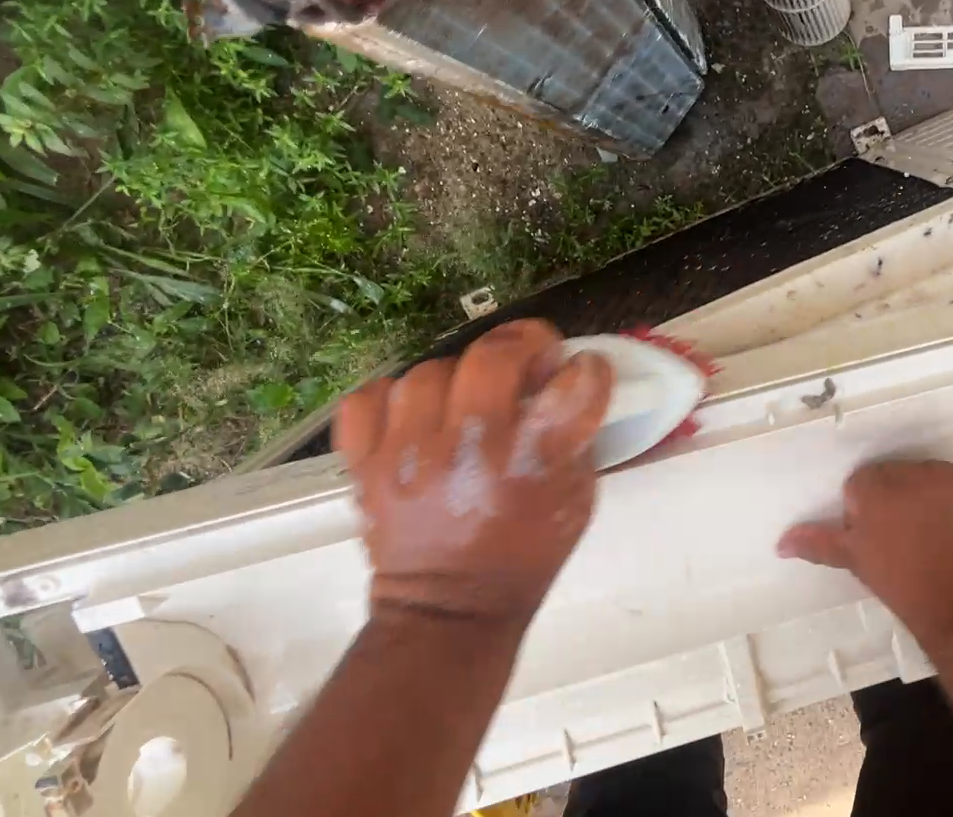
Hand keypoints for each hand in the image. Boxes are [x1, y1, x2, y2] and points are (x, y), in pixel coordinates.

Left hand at [334, 319, 613, 624]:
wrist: (450, 611)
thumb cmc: (528, 552)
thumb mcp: (579, 497)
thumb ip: (574, 436)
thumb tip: (566, 384)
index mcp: (535, 461)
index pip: (574, 382)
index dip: (587, 368)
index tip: (582, 372)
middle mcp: (472, 449)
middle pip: (493, 356)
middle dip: (523, 342)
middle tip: (531, 359)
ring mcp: (410, 455)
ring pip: (429, 371)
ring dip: (460, 374)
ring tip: (470, 395)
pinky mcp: (366, 466)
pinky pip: (367, 400)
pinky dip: (394, 397)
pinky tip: (417, 413)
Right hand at [776, 460, 952, 646]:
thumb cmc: (904, 586)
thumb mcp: (857, 562)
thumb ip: (819, 543)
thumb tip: (781, 541)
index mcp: (875, 487)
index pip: (862, 484)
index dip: (867, 512)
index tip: (879, 538)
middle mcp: (913, 472)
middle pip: (896, 475)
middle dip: (898, 499)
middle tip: (905, 537)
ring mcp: (952, 477)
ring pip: (931, 477)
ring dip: (929, 496)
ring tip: (936, 535)